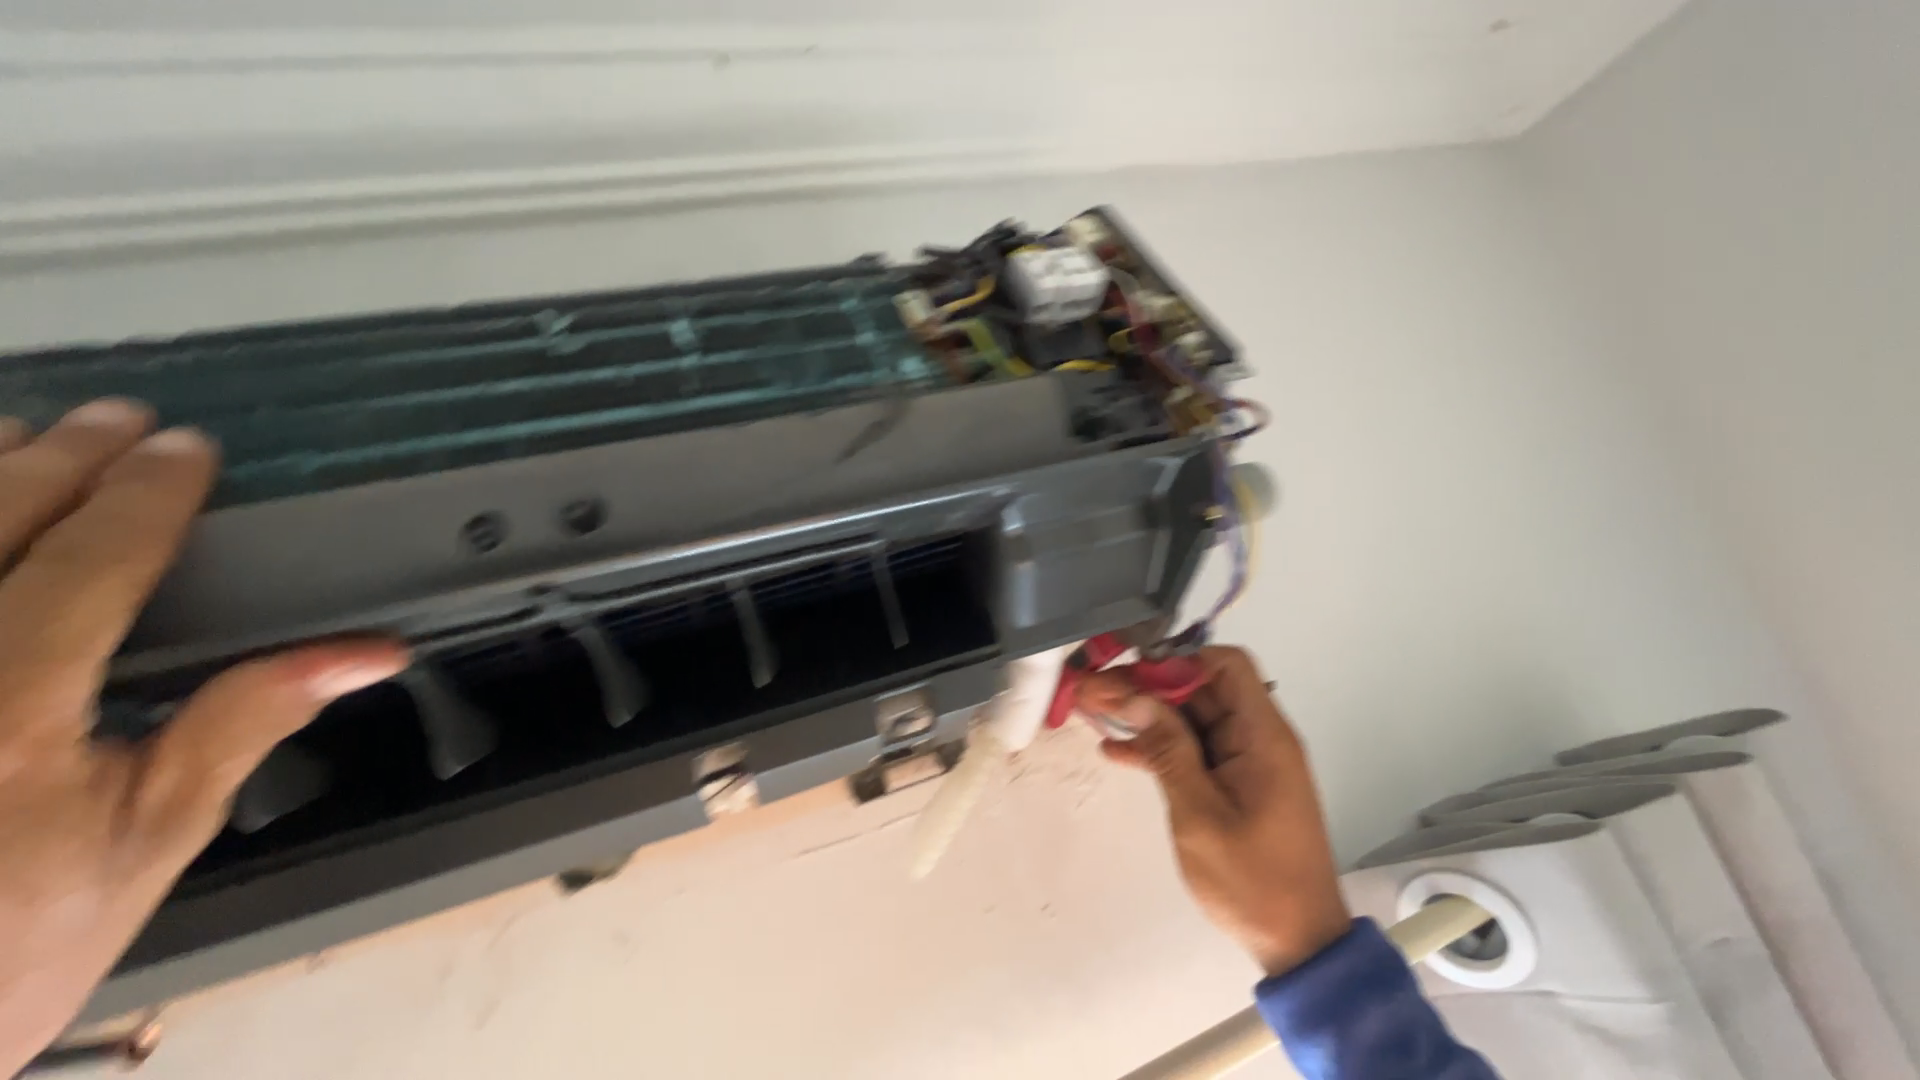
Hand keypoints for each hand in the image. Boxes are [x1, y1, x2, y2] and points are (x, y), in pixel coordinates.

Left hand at [0, 401, 407, 1074]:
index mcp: (5, 711)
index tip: (185, 450)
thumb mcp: (156, 834)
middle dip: (55, 460)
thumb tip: (362, 656)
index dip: (146, 495)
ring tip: (15, 435)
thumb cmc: (6, 946)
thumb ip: (249, 719)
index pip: (89, 560)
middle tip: (116, 422)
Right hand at [1079, 646, 1350, 976]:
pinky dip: (1158, 746)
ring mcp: (1244, 761)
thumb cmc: (1252, 880)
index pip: (1225, 666)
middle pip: (1200, 689)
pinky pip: (1193, 749)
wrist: (1297, 942)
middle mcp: (1256, 738)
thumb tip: (1137, 697)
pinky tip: (1115, 751)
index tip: (1131, 678)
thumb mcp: (1200, 815)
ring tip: (1091, 711)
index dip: (1177, 662)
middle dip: (1145, 686)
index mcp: (1262, 736)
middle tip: (1091, 691)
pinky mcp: (1233, 783)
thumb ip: (1169, 751)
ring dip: (1144, 715)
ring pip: (1190, 718)